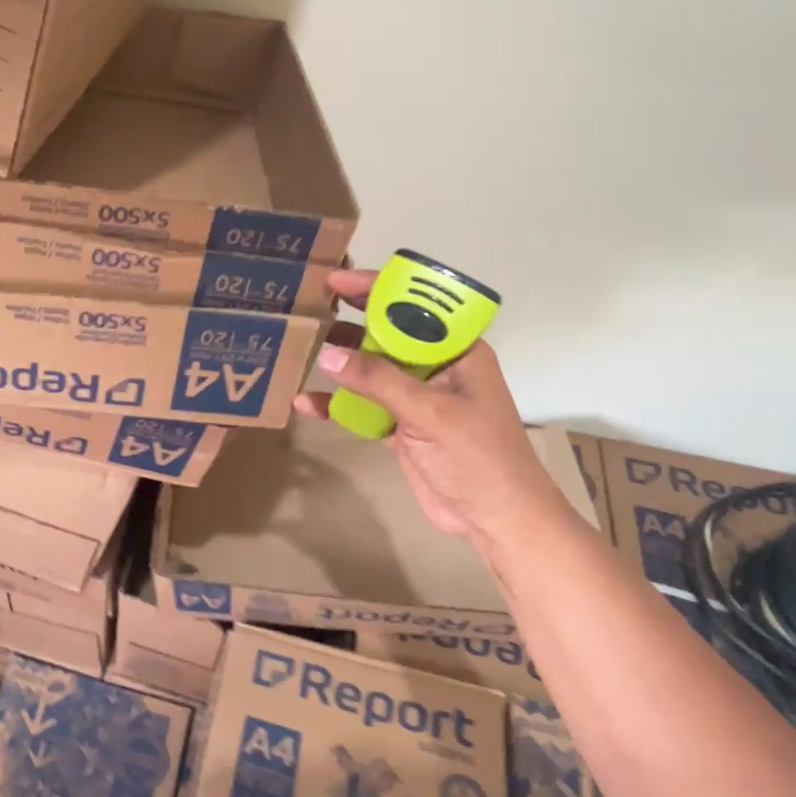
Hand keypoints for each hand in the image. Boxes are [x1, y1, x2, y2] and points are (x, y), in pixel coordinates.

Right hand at [294, 269, 571, 549]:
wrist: (495, 517)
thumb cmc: (478, 456)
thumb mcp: (431, 413)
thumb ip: (379, 381)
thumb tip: (329, 354)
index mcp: (458, 352)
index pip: (416, 307)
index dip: (379, 289)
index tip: (337, 279)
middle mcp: (436, 367)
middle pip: (388, 334)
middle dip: (351, 320)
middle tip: (308, 307)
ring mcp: (417, 397)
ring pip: (372, 369)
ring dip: (341, 362)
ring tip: (300, 348)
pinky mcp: (401, 426)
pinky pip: (364, 406)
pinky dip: (338, 405)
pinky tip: (307, 404)